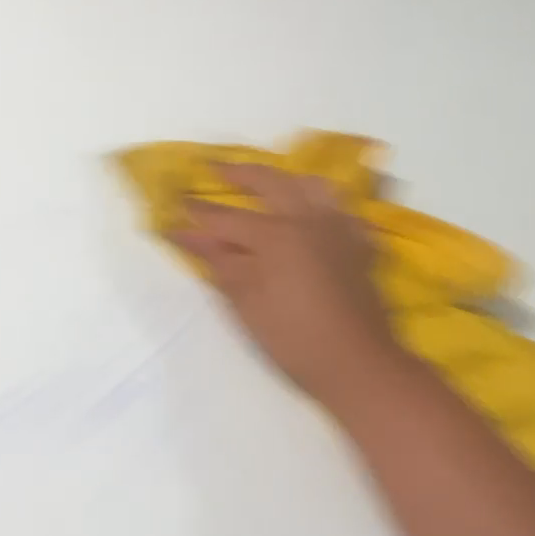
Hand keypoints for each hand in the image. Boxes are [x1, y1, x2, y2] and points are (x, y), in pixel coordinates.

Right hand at [167, 163, 408, 410]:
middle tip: (214, 170)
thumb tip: (183, 232)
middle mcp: (307, 220)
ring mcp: (338, 230)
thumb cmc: (292, 335)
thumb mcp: (244, 298)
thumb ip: (215, 258)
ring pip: (313, 186)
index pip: (225, 216)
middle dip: (237, 173)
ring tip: (268, 185)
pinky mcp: (360, 247)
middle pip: (269, 181)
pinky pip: (342, 211)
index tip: (175, 204)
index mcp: (274, 233)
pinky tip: (313, 216)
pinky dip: (323, 206)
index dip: (197, 211)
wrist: (359, 365)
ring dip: (286, 180)